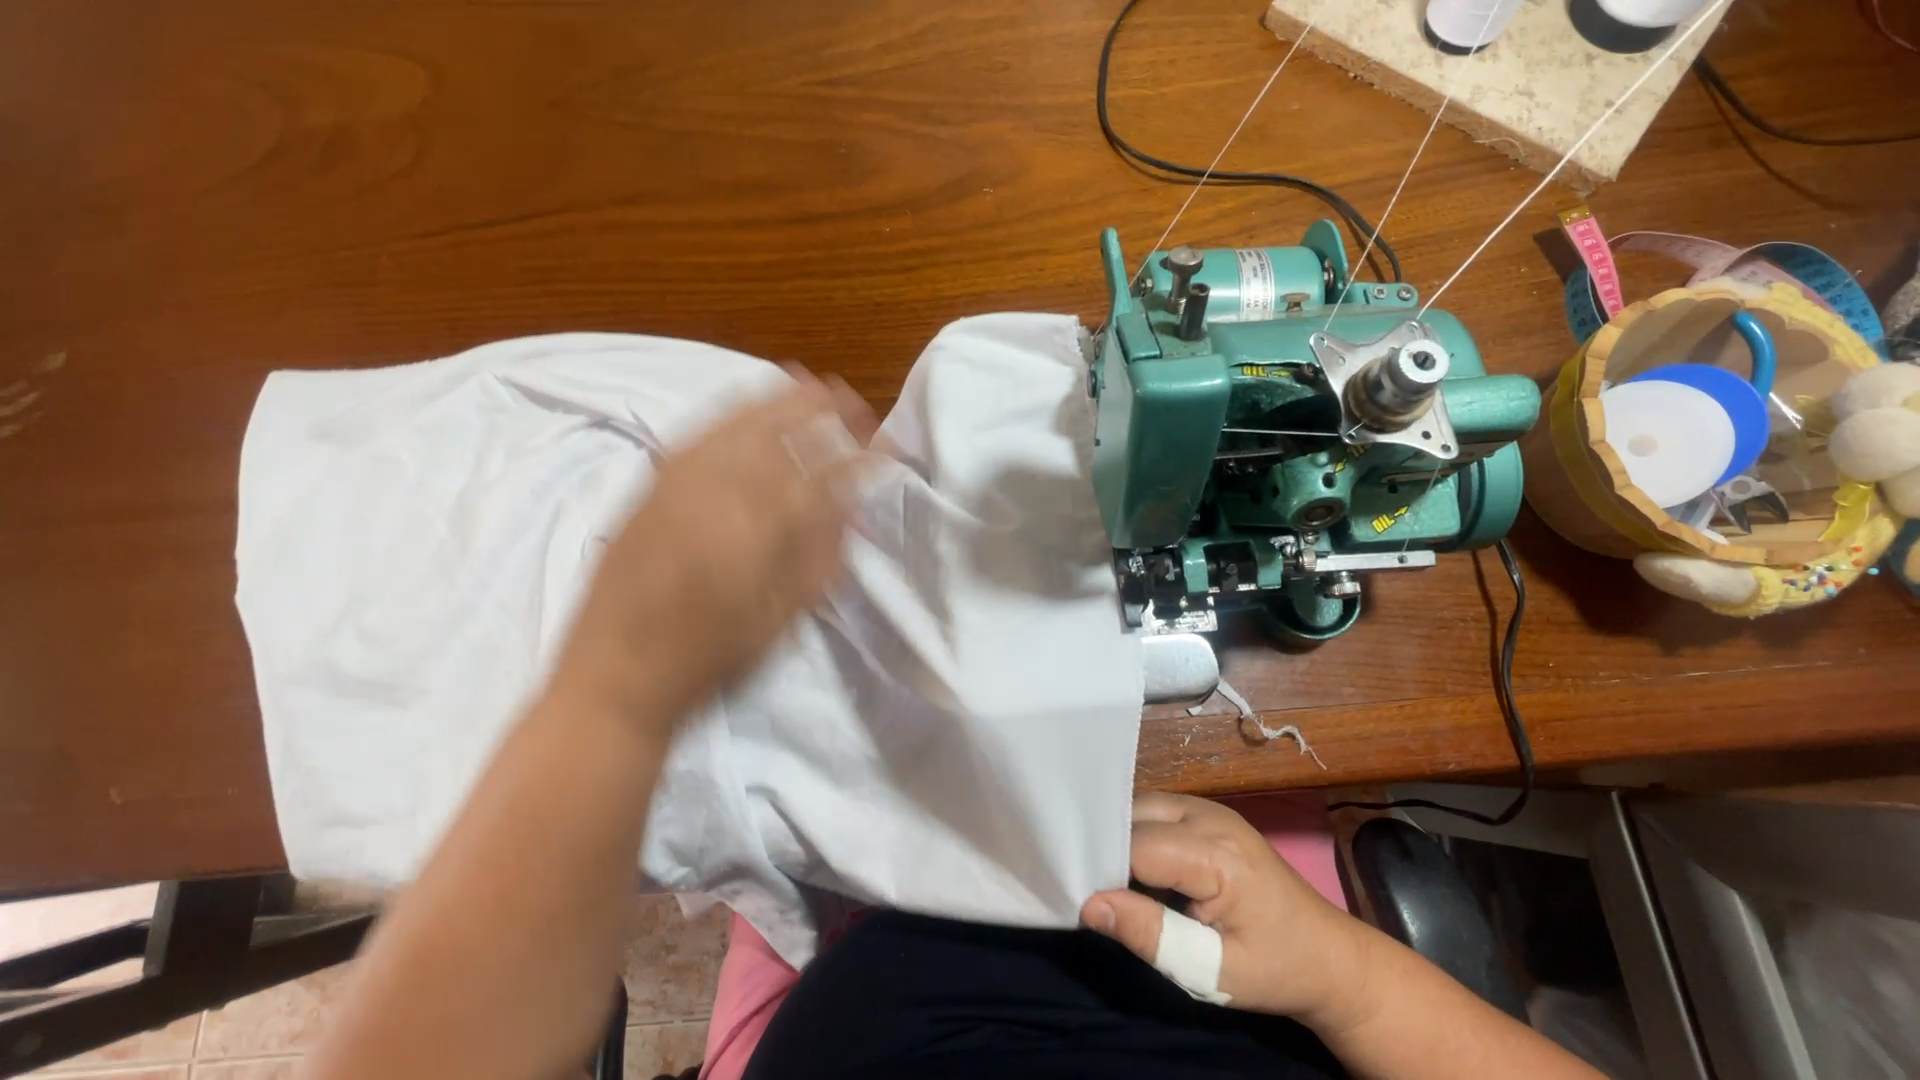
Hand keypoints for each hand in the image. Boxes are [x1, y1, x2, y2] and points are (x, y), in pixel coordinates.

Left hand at [551, 371, 877, 730]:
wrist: (616, 673)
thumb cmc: (711, 657)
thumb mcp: (782, 616)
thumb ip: (821, 555)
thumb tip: (851, 507)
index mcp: (762, 525)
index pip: (824, 471)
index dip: (859, 454)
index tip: (884, 445)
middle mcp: (721, 487)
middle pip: (780, 426)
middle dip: (820, 407)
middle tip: (848, 400)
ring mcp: (679, 479)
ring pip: (737, 419)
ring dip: (777, 399)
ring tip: (806, 386)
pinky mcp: (650, 484)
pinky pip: (700, 430)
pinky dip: (732, 411)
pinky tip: (747, 410)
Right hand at [1081, 793, 1374, 1029]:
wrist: (1329, 956)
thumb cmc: (1273, 969)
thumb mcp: (1209, 970)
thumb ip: (1149, 934)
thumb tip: (1088, 905)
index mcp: (1219, 856)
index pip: (1137, 846)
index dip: (1104, 870)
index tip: (1086, 901)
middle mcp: (1213, 819)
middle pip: (1134, 815)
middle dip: (1105, 847)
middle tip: (1088, 889)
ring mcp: (1211, 811)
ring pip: (1140, 807)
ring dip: (1118, 838)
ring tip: (1106, 879)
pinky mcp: (1209, 815)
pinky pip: (1155, 812)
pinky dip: (1135, 834)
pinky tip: (1132, 869)